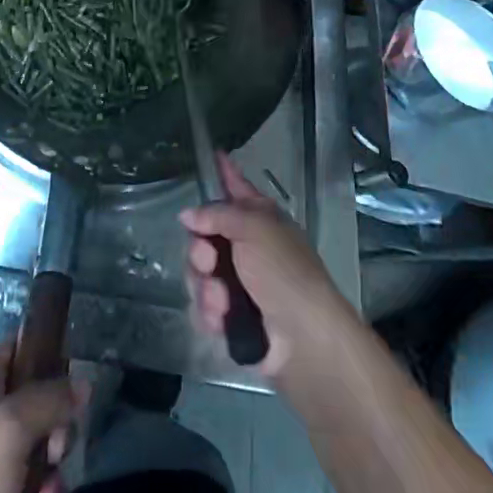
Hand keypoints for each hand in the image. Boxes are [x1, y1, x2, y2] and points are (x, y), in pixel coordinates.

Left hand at [0, 342, 81, 492]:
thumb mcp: (11, 424)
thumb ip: (50, 397)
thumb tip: (83, 383)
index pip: (21, 347)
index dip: (49, 354)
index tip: (72, 377)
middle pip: (39, 399)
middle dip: (58, 423)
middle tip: (56, 447)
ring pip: (40, 444)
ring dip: (54, 464)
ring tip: (49, 485)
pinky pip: (33, 478)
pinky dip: (44, 488)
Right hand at [179, 152, 360, 379]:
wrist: (304, 339)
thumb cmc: (284, 272)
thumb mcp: (254, 229)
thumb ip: (217, 215)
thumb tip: (187, 215)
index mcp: (260, 220)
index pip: (237, 189)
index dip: (225, 173)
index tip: (215, 153)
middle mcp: (247, 247)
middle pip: (204, 237)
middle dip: (200, 250)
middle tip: (209, 260)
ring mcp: (238, 283)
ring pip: (198, 273)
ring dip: (205, 287)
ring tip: (222, 300)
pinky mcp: (230, 316)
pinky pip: (202, 305)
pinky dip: (210, 312)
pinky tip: (222, 319)